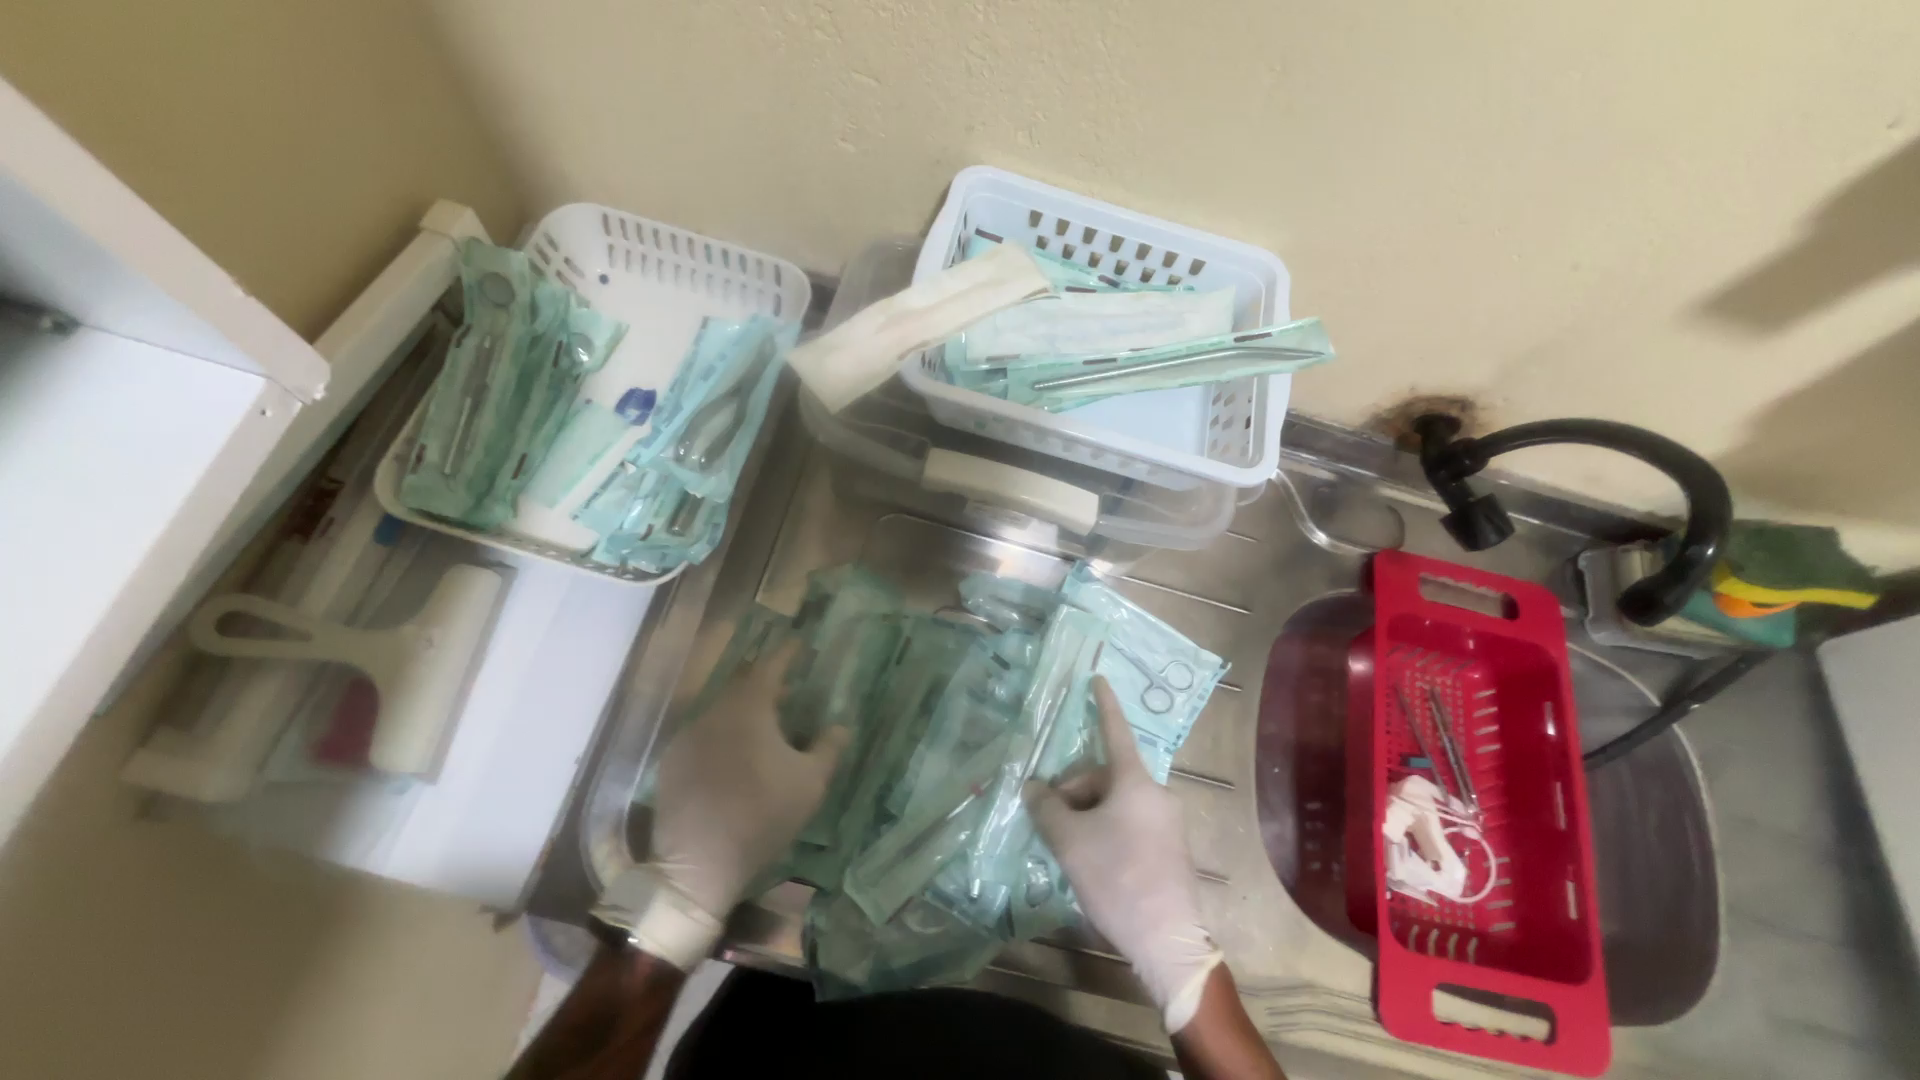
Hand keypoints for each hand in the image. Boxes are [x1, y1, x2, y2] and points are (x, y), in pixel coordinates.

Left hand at [621, 640, 848, 966]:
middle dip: (766, 683)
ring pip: (720, 711)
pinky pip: (702, 736)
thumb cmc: (762, 816)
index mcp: (748, 709)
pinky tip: (734, 758)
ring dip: (743, 712)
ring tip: (764, 727)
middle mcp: (713, 713)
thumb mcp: (810, 783)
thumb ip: (828, 748)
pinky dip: (722, 736)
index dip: (787, 653)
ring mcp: (687, 738)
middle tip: (788, 688)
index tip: (800, 643)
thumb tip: (840, 725)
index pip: (770, 666)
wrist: (699, 862)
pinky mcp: (671, 763)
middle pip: (741, 686)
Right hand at [1026, 676, 1223, 1031]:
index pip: (1115, 731)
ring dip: (1088, 816)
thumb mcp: (1070, 841)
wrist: (1167, 939)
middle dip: (1075, 792)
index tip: (1098, 679)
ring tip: (1069, 849)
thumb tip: (1034, 787)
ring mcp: (1168, 823)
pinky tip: (1092, 862)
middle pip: (1106, 776)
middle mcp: (1157, 794)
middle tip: (1052, 824)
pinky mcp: (1171, 850)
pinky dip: (1106, 832)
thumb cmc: (1117, 878)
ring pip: (1115, 803)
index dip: (1103, 705)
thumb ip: (1047, 807)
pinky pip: (1130, 825)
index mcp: (1136, 782)